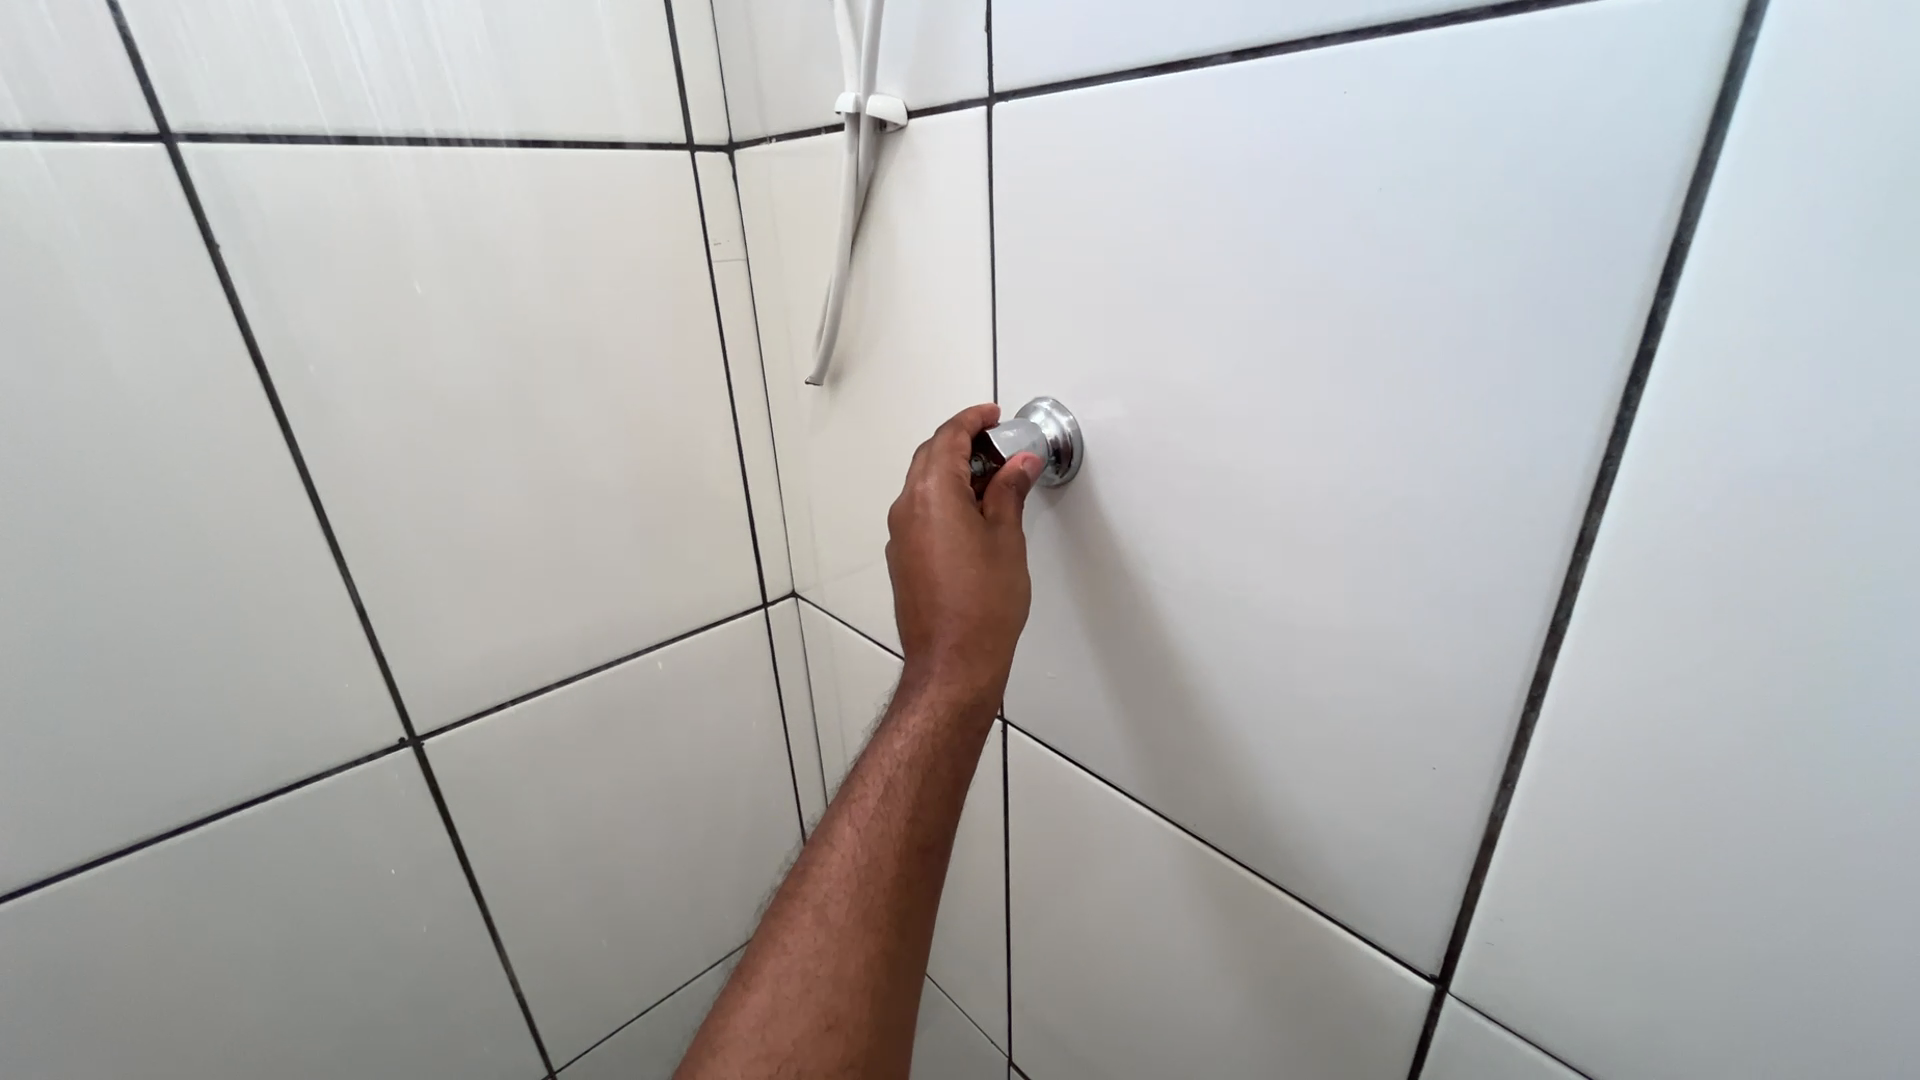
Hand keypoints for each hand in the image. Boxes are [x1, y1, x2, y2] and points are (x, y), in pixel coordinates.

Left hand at [885, 404, 1042, 714]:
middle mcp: (907, 509)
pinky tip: (974, 514)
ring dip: (954, 472)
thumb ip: (1009, 491)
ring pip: (923, 485)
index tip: (992, 415)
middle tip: (999, 446)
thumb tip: (1018, 465)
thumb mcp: (1007, 538)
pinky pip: (919, 511)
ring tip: (994, 481)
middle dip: (963, 443)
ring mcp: (899, 535)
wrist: (954, 661)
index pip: (948, 437)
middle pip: (930, 457)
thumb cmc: (981, 608)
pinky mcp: (901, 558)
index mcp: (932, 494)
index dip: (972, 419)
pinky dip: (944, 499)